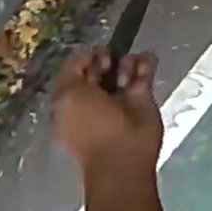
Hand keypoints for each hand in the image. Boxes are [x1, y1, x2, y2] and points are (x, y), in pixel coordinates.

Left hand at [54, 47, 162, 182]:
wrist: (123, 153)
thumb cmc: (90, 126)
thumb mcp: (66, 97)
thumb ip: (71, 71)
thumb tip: (89, 56)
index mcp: (74, 100)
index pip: (78, 69)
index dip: (84, 61)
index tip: (91, 63)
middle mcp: (97, 96)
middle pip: (102, 63)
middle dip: (105, 58)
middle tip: (108, 66)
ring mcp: (121, 95)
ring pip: (125, 62)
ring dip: (126, 63)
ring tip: (127, 79)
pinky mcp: (144, 94)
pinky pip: (145, 67)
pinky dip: (145, 63)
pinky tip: (142, 71)